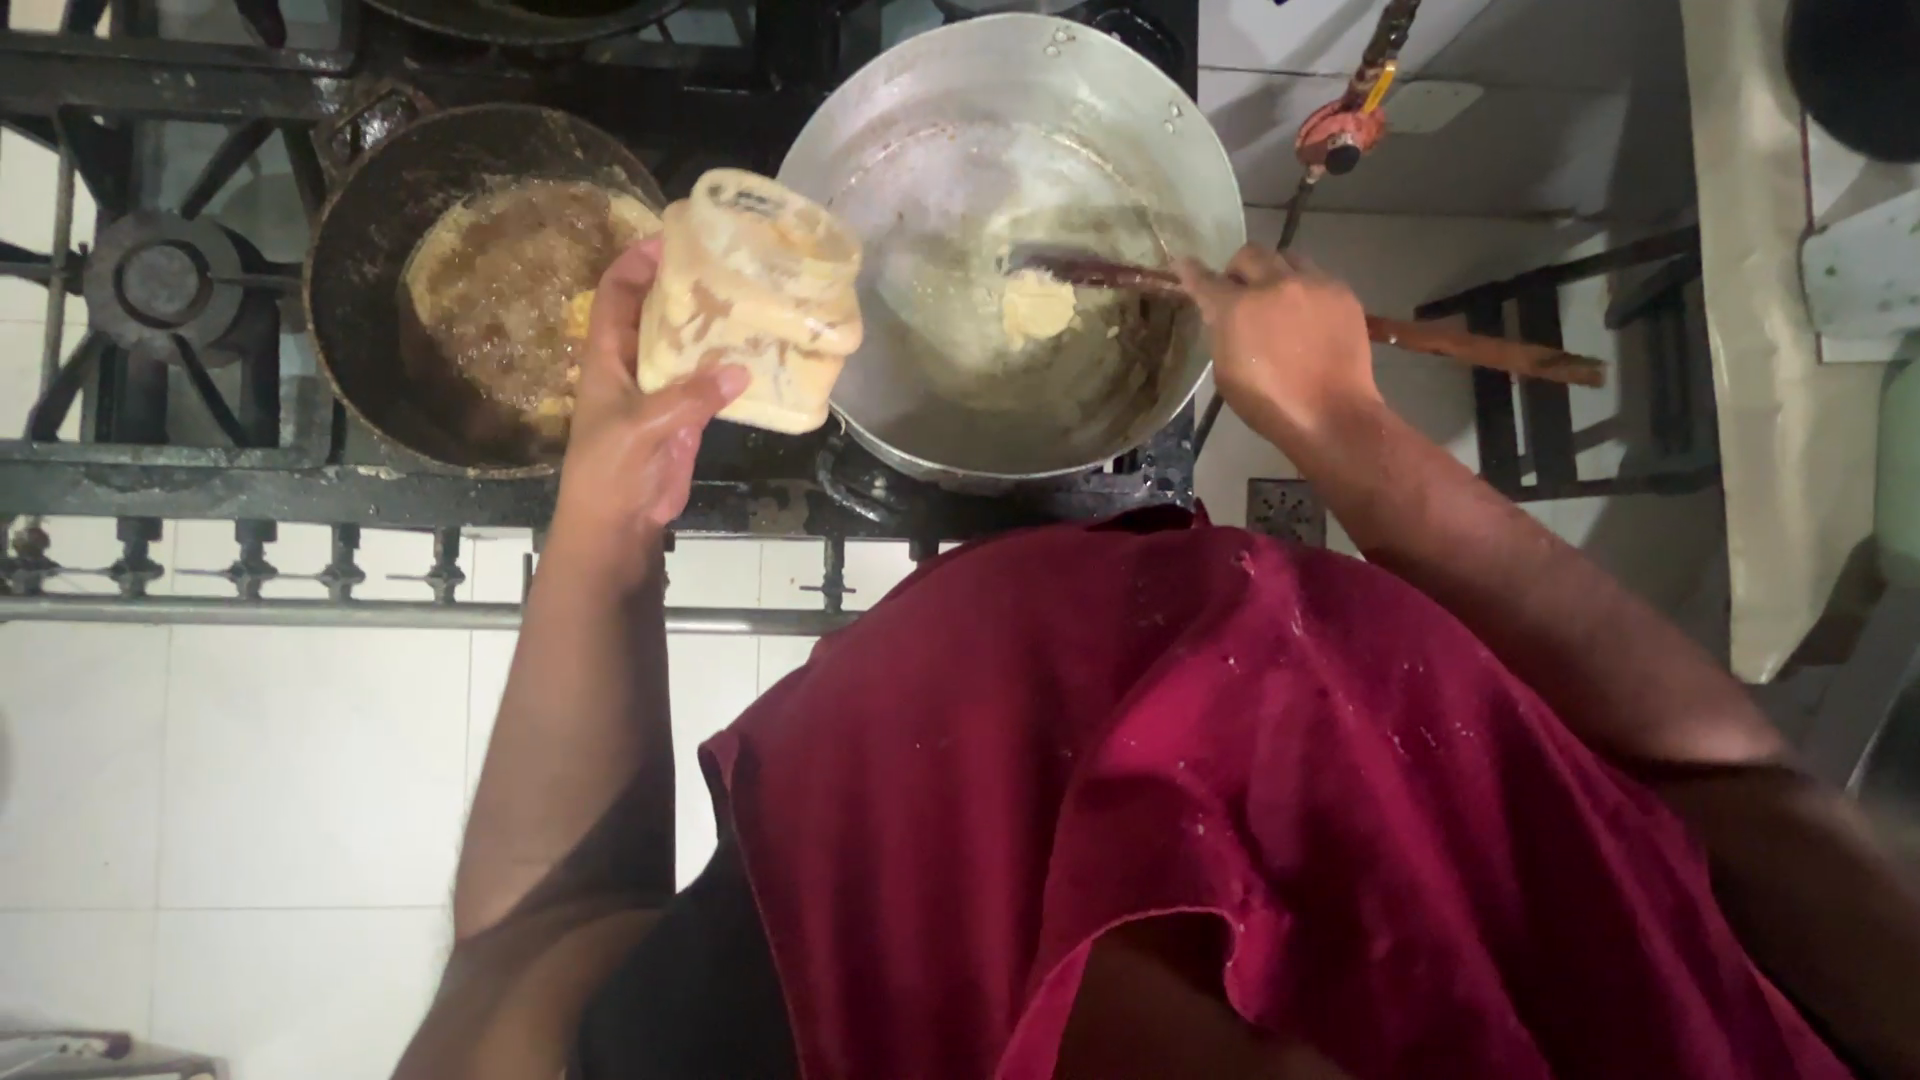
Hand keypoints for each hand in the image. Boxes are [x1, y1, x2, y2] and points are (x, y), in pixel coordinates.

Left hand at [550, 235, 747, 574]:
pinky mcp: (687, 416)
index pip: (617, 294)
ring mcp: (663, 390)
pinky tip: (757, 357)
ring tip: (749, 302)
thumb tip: (740, 369)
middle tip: (726, 266)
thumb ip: (689, 398)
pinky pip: (711, 384)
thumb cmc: (610, 470)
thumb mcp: (642, 428)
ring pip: (688, 347)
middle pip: (658, 313)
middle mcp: (635, 364)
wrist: (619, 522)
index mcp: (608, 355)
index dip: (637, 263)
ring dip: (712, 328)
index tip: (672, 240)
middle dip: (684, 287)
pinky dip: (731, 370)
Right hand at [1176, 245, 1380, 442]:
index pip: (1206, 281)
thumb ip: (1222, 333)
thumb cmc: (1268, 403)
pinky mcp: (1342, 292)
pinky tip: (1305, 315)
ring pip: (1286, 258)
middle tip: (1239, 291)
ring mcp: (1313, 285)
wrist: (1330, 413)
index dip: (1191, 272)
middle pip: (1249, 254)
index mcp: (1238, 309)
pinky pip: (1316, 276)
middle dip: (1238, 270)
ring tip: (1276, 298)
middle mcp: (1274, 285)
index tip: (1183, 263)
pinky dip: (1303, 289)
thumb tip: (1222, 314)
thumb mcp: (1226, 372)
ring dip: (1273, 272)